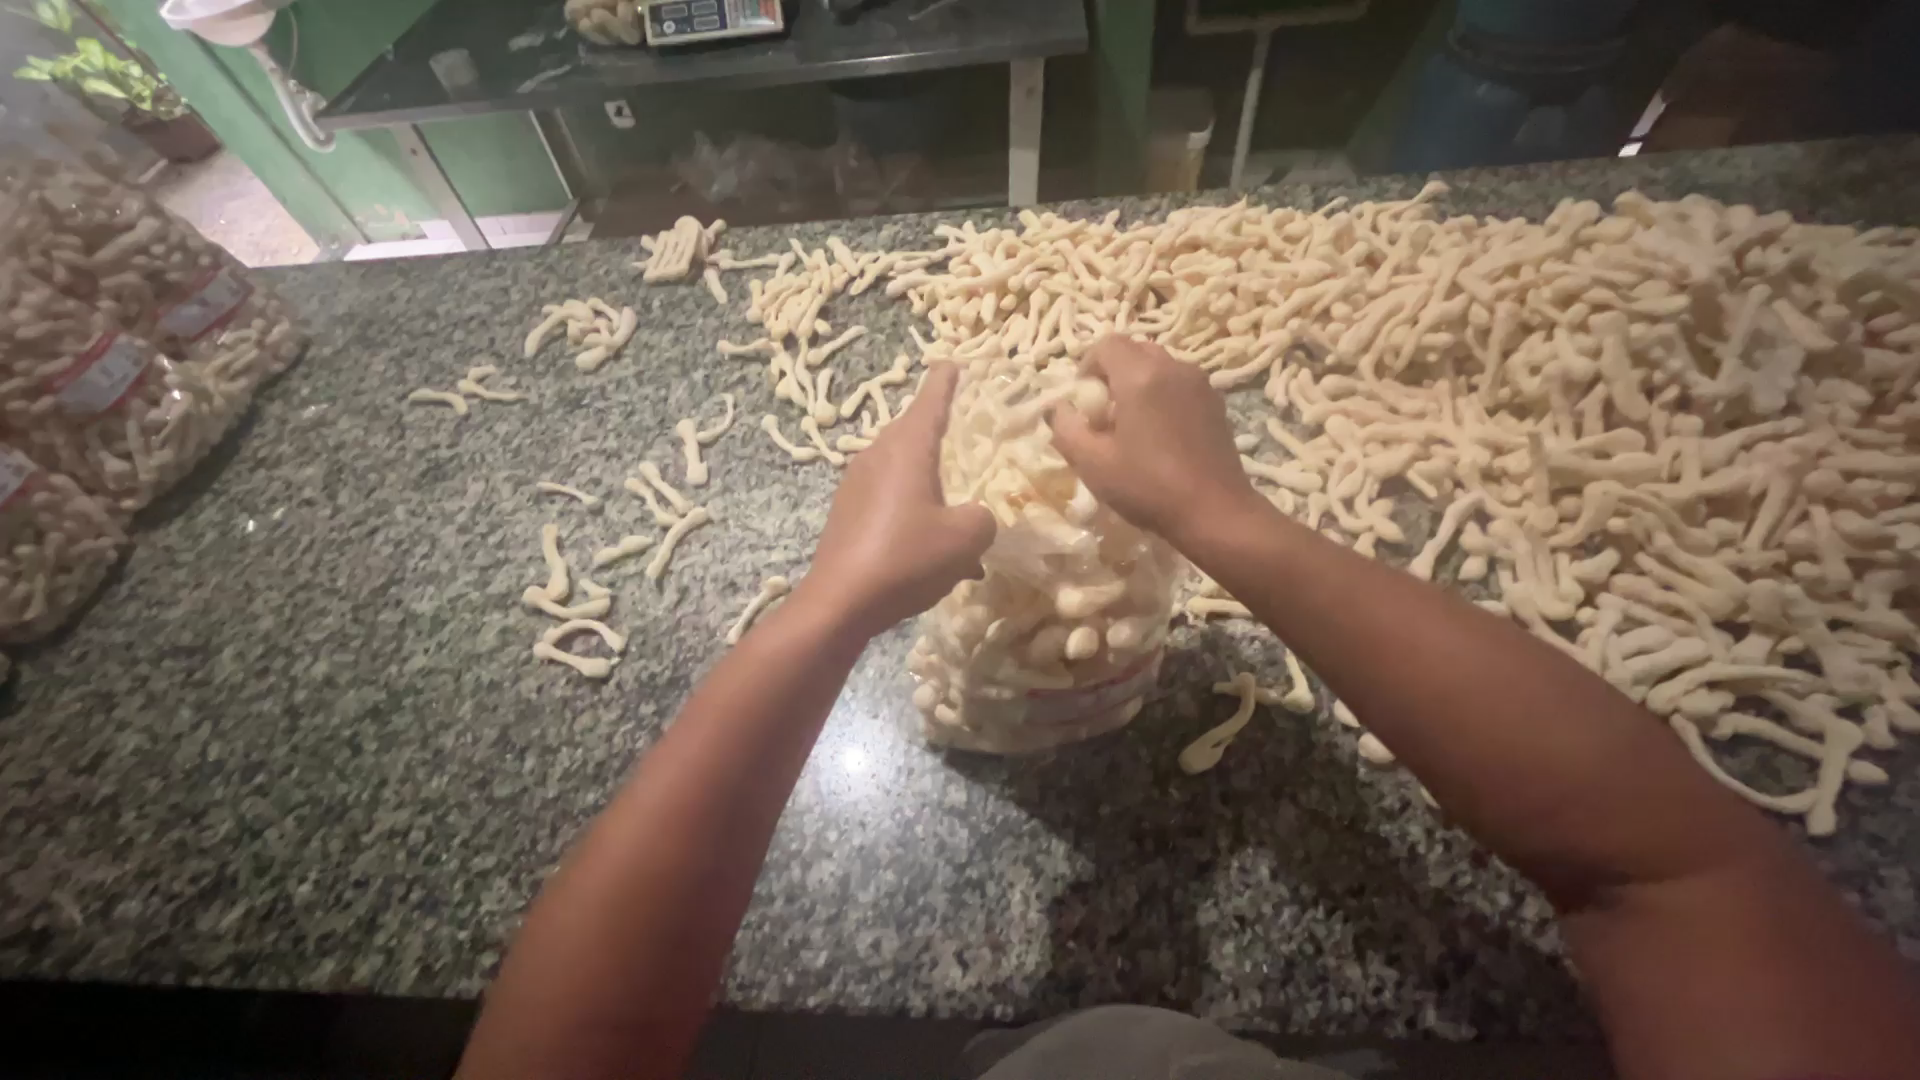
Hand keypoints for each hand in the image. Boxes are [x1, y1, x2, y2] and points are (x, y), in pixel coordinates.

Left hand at [801, 362, 995, 635]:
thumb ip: (983, 519)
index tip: (953, 362)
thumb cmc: (905, 558)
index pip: (931, 400)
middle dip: (940, 430)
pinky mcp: (847, 513)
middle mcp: (877, 456)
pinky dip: (913, 509)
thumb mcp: (964, 540)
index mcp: (907, 449)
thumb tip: (977, 517)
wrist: (840, 601)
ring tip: (958, 508)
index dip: (946, 380)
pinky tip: (932, 548)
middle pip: (912, 431)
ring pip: (901, 468)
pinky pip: (888, 498)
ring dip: (929, 480)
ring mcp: (856, 485)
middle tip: (967, 432)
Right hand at [1048, 335, 1258, 541]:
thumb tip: (1059, 409)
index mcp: (1140, 376)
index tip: (1083, 401)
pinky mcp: (1216, 403)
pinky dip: (1162, 396)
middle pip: (1134, 351)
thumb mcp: (1092, 464)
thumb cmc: (1147, 487)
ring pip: (1159, 367)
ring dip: (1138, 384)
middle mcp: (1173, 368)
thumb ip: (1066, 429)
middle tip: (1104, 413)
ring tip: (1132, 425)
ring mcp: (1200, 384)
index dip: (1086, 366)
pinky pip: (1180, 385)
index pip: (1106, 345)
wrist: (1214, 512)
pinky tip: (1160, 436)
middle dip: (1112, 374)